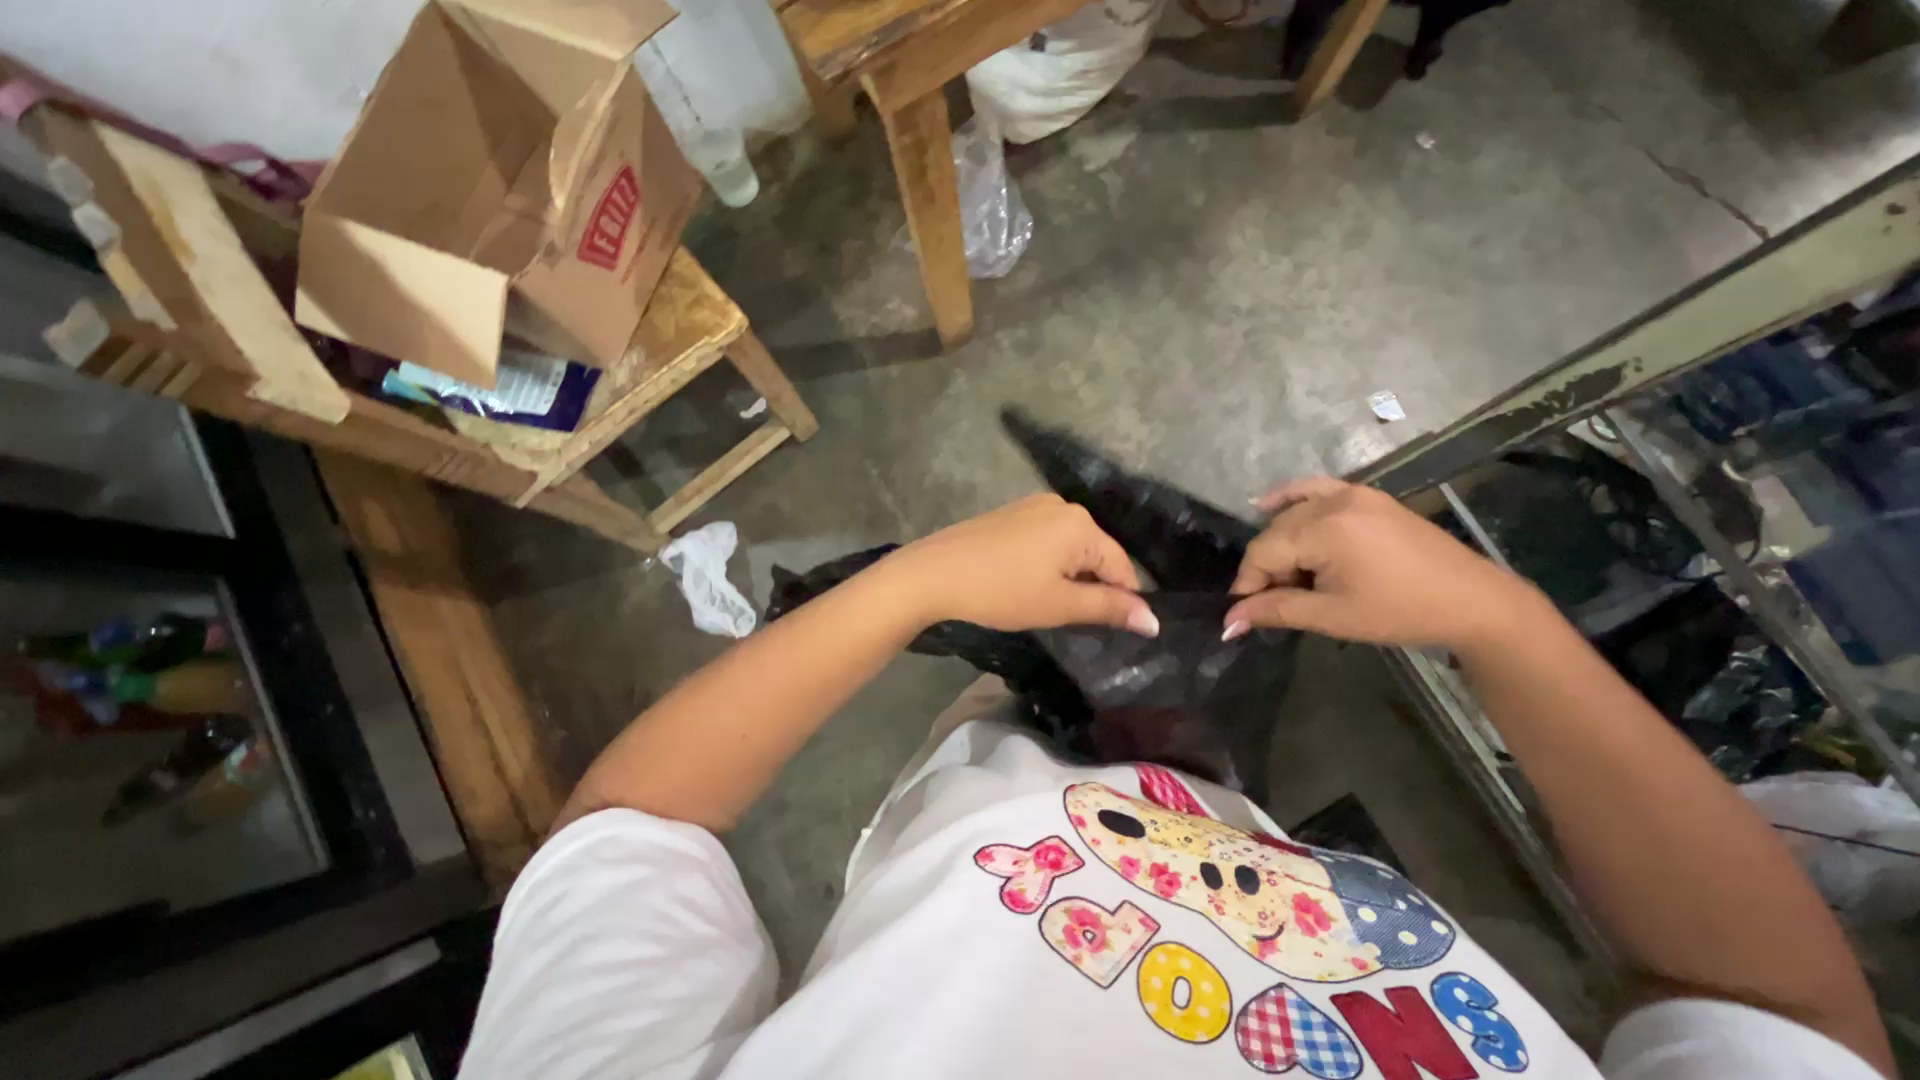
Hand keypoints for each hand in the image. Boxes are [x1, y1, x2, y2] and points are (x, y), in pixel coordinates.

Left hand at [884, 495, 1157, 635]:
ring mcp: (1034, 506)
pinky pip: (1047, 540)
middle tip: (1069, 619)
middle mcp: (1063, 506)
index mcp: (1081, 524)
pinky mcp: (1012, 513)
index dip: (1121, 602)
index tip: (1107, 631)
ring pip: (1070, 548)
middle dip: (1092, 586)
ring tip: (1045, 604)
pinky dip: (1047, 563)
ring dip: (1068, 576)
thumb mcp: (1059, 605)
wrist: (933, 574)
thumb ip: (1109, 608)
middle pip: (1097, 554)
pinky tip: (1026, 584)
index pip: (1122, 568)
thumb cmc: (1001, 592)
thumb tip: (1154, 620)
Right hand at [1222, 477, 1552, 652]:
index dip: (1248, 583)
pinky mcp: (1367, 496)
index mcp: (1324, 528)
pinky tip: (1267, 504)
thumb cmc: (1400, 612)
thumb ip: (1276, 611)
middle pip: (1276, 532)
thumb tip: (1228, 624)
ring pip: (1294, 514)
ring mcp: (1353, 493)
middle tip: (1270, 604)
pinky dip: (1291, 497)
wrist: (1471, 601)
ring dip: (1280, 543)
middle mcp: (1334, 501)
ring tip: (1285, 577)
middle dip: (1266, 568)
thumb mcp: (1332, 616)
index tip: (1243, 615)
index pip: (1263, 551)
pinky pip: (1317, 489)